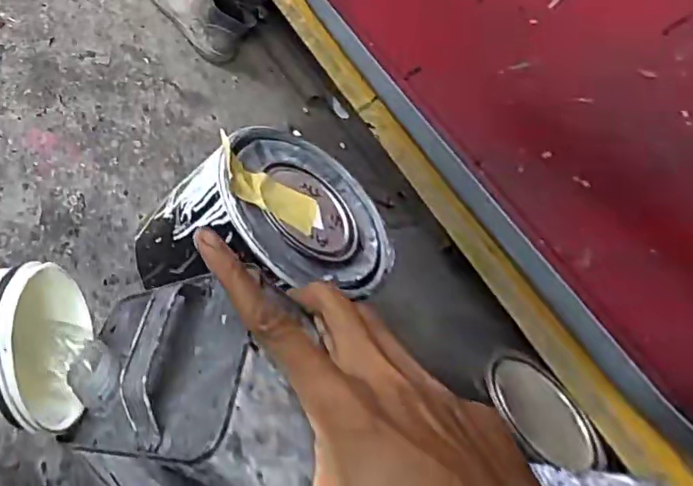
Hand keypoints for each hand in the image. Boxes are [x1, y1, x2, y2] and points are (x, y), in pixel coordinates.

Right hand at [194, 229, 536, 485]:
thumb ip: (304, 450)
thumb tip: (271, 443)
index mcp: (344, 406)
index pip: (273, 326)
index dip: (235, 278)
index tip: (210, 242)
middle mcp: (389, 387)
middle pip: (331, 304)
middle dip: (303, 296)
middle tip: (292, 312)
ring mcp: (440, 398)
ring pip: (380, 329)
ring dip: (349, 328)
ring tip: (340, 353)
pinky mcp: (482, 420)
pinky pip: (432, 379)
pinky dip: (408, 383)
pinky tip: (415, 420)